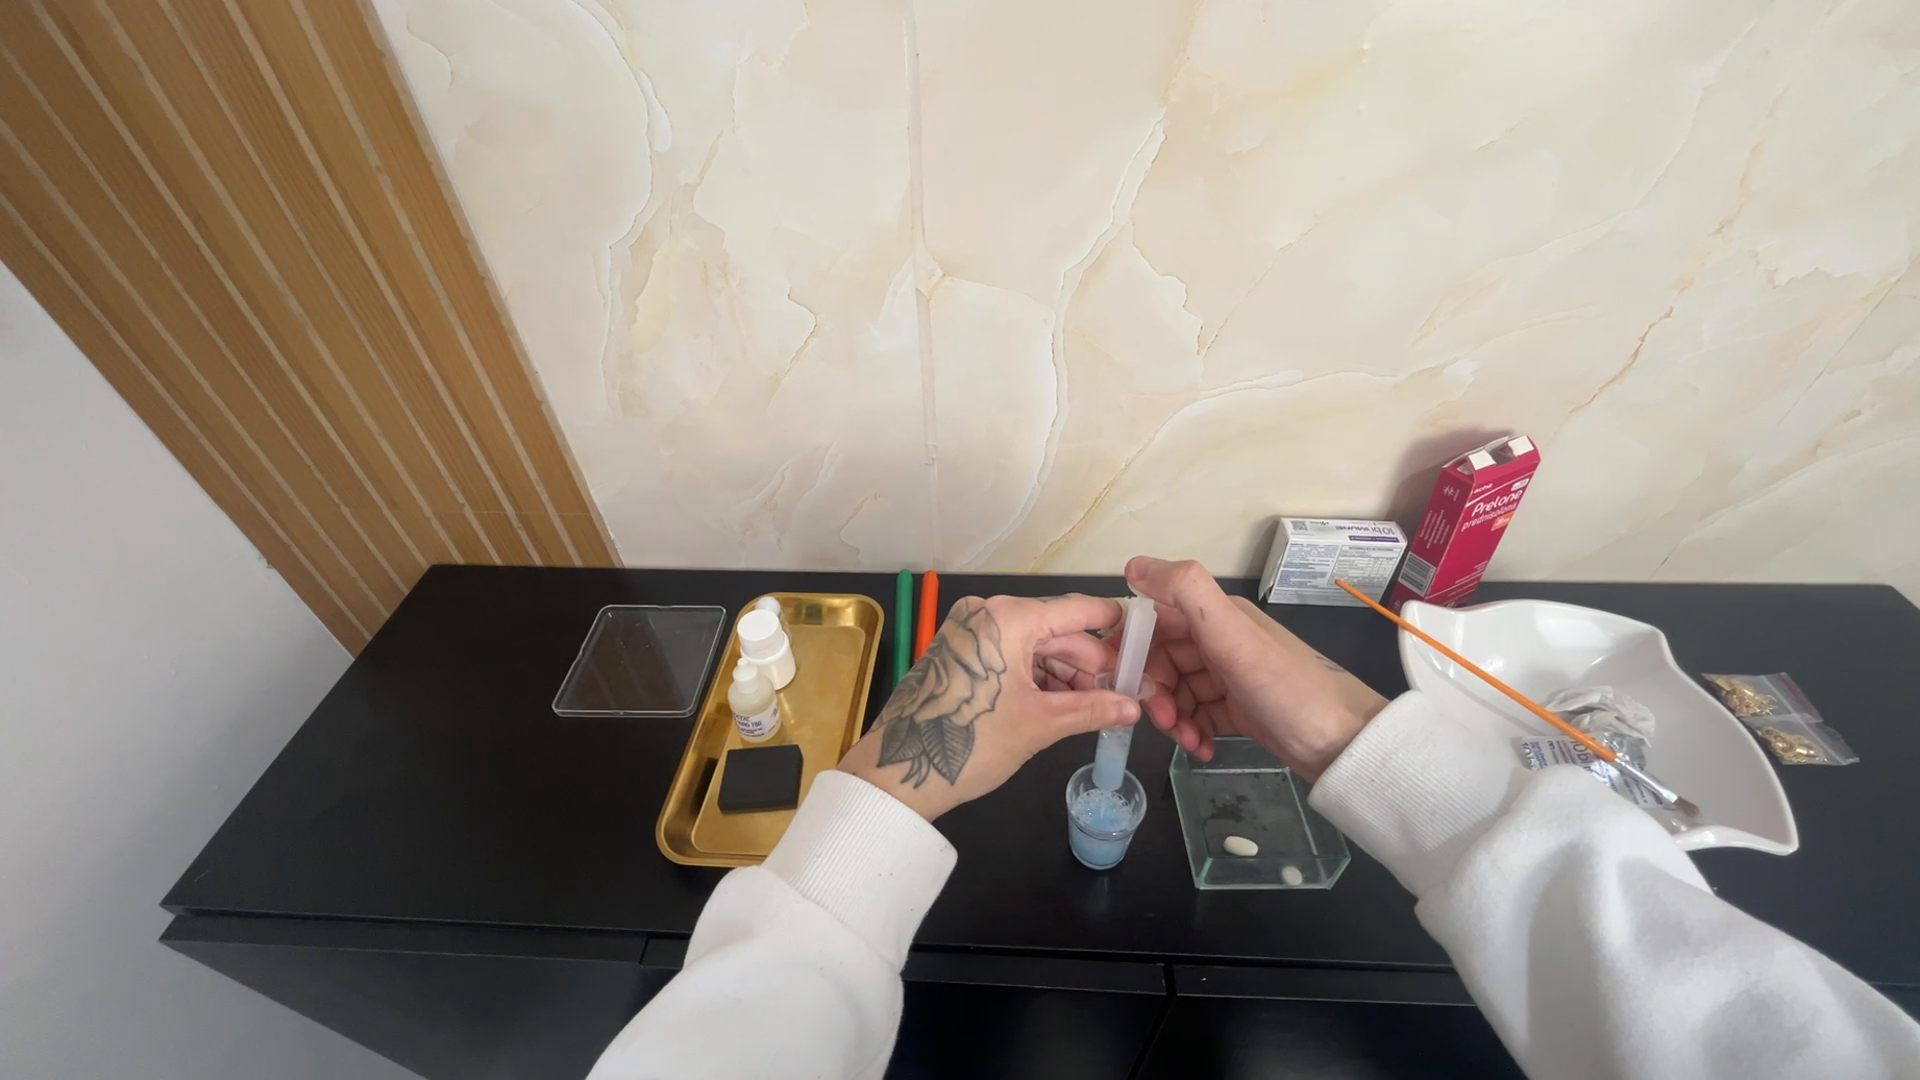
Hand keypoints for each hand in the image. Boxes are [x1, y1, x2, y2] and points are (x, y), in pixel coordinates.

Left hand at [837, 594, 1143, 820]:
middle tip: (1124, 693)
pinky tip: (1060, 702)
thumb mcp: (1040, 724)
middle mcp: (988, 613)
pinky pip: (1010, 655)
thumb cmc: (971, 742)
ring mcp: (970, 632)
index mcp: (1009, 618)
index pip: (1076, 610)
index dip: (1114, 625)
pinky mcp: (959, 652)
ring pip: (1034, 645)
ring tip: (1094, 705)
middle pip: (1056, 631)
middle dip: (1091, 663)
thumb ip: (1092, 708)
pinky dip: (1037, 676)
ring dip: (1065, 674)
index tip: (1145, 638)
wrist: (899, 771)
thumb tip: (1134, 707)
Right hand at [1127, 557, 1386, 781]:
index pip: (1154, 621)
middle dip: (1154, 690)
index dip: (1131, 647)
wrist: (1348, 745)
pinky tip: (1201, 749)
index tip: (1121, 676)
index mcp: (1215, 616)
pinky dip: (1192, 731)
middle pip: (1162, 660)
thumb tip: (1132, 564)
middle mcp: (1219, 640)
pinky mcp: (1238, 709)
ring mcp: (1229, 676)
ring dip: (1172, 716)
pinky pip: (1198, 715)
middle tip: (1163, 719)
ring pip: (1177, 691)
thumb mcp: (1233, 634)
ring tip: (1186, 740)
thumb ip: (1185, 591)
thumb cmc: (1287, 687)